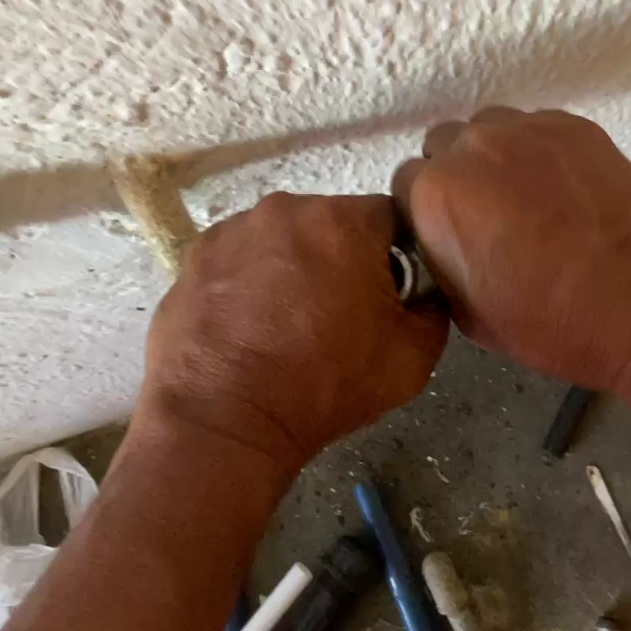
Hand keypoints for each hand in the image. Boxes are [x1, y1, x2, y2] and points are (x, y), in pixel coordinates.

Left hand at [139, 193, 449, 472]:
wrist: (224, 422)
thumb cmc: (325, 386)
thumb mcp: (412, 359)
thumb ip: (433, 310)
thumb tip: (424, 294)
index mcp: (344, 222)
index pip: (390, 219)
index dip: (395, 256)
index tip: (386, 294)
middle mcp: (287, 209)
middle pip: (331, 224)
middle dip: (340, 258)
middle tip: (336, 313)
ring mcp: (234, 229)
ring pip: (282, 238)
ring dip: (292, 265)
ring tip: (285, 321)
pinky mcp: (197, 255)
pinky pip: (240, 256)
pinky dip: (249, 278)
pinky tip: (247, 322)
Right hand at [392, 107, 630, 389]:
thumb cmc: (549, 321)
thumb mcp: (465, 312)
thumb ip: (438, 259)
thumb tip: (441, 241)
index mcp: (434, 193)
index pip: (406, 184)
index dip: (426, 213)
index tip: (449, 234)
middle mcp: (472, 146)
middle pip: (443, 146)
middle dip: (456, 176)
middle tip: (487, 215)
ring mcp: (525, 129)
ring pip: (488, 130)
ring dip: (493, 157)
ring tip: (525, 197)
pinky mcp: (571, 125)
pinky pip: (535, 130)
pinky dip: (538, 153)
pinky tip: (562, 190)